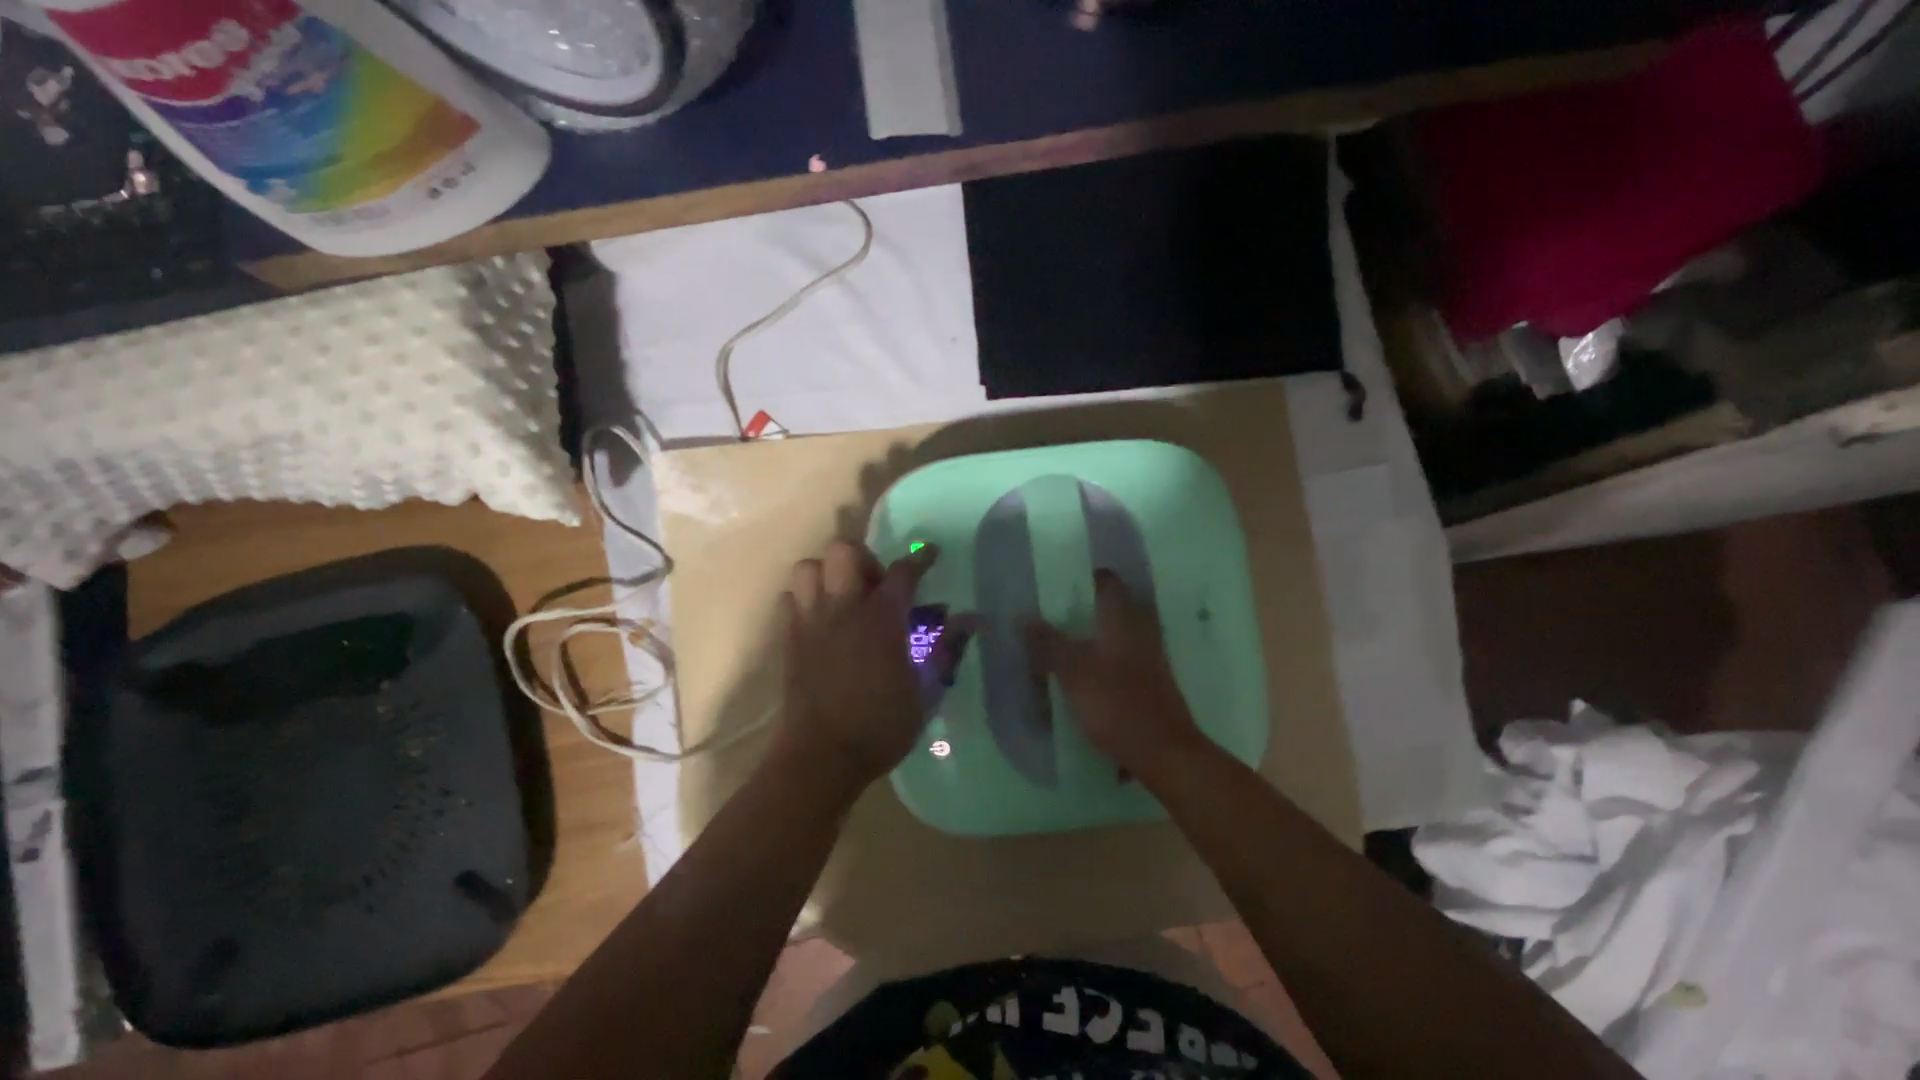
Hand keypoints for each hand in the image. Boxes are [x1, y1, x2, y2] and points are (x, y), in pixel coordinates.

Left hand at [774, 539, 937, 795]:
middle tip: (877, 586)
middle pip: (844, 550)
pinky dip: (805, 599)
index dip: (920, 558)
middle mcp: (843, 609)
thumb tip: (972, 620)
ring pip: (809, 567)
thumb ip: (947, 650)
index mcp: (882, 619)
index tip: (930, 555)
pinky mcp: (789, 639)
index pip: (902, 572)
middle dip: (864, 558)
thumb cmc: (880, 728)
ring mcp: (810, 621)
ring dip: (828, 573)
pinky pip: (790, 598)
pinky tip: (821, 620)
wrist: (821, 757)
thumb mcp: (925, 693)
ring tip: (844, 598)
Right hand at [1027, 570, 1205, 777]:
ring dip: (1094, 637)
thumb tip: (1025, 617)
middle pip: (1114, 608)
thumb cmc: (1116, 703)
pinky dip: (1104, 662)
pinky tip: (1083, 678)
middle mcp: (1141, 631)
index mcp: (1123, 619)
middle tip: (1054, 615)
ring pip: (1119, 635)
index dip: (1085, 578)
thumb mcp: (1073, 672)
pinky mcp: (1151, 683)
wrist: (1162, 751)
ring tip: (1061, 647)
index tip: (1058, 582)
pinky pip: (1124, 661)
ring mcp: (1150, 658)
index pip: (1107, 582)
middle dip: (1086, 609)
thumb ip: (1048, 643)